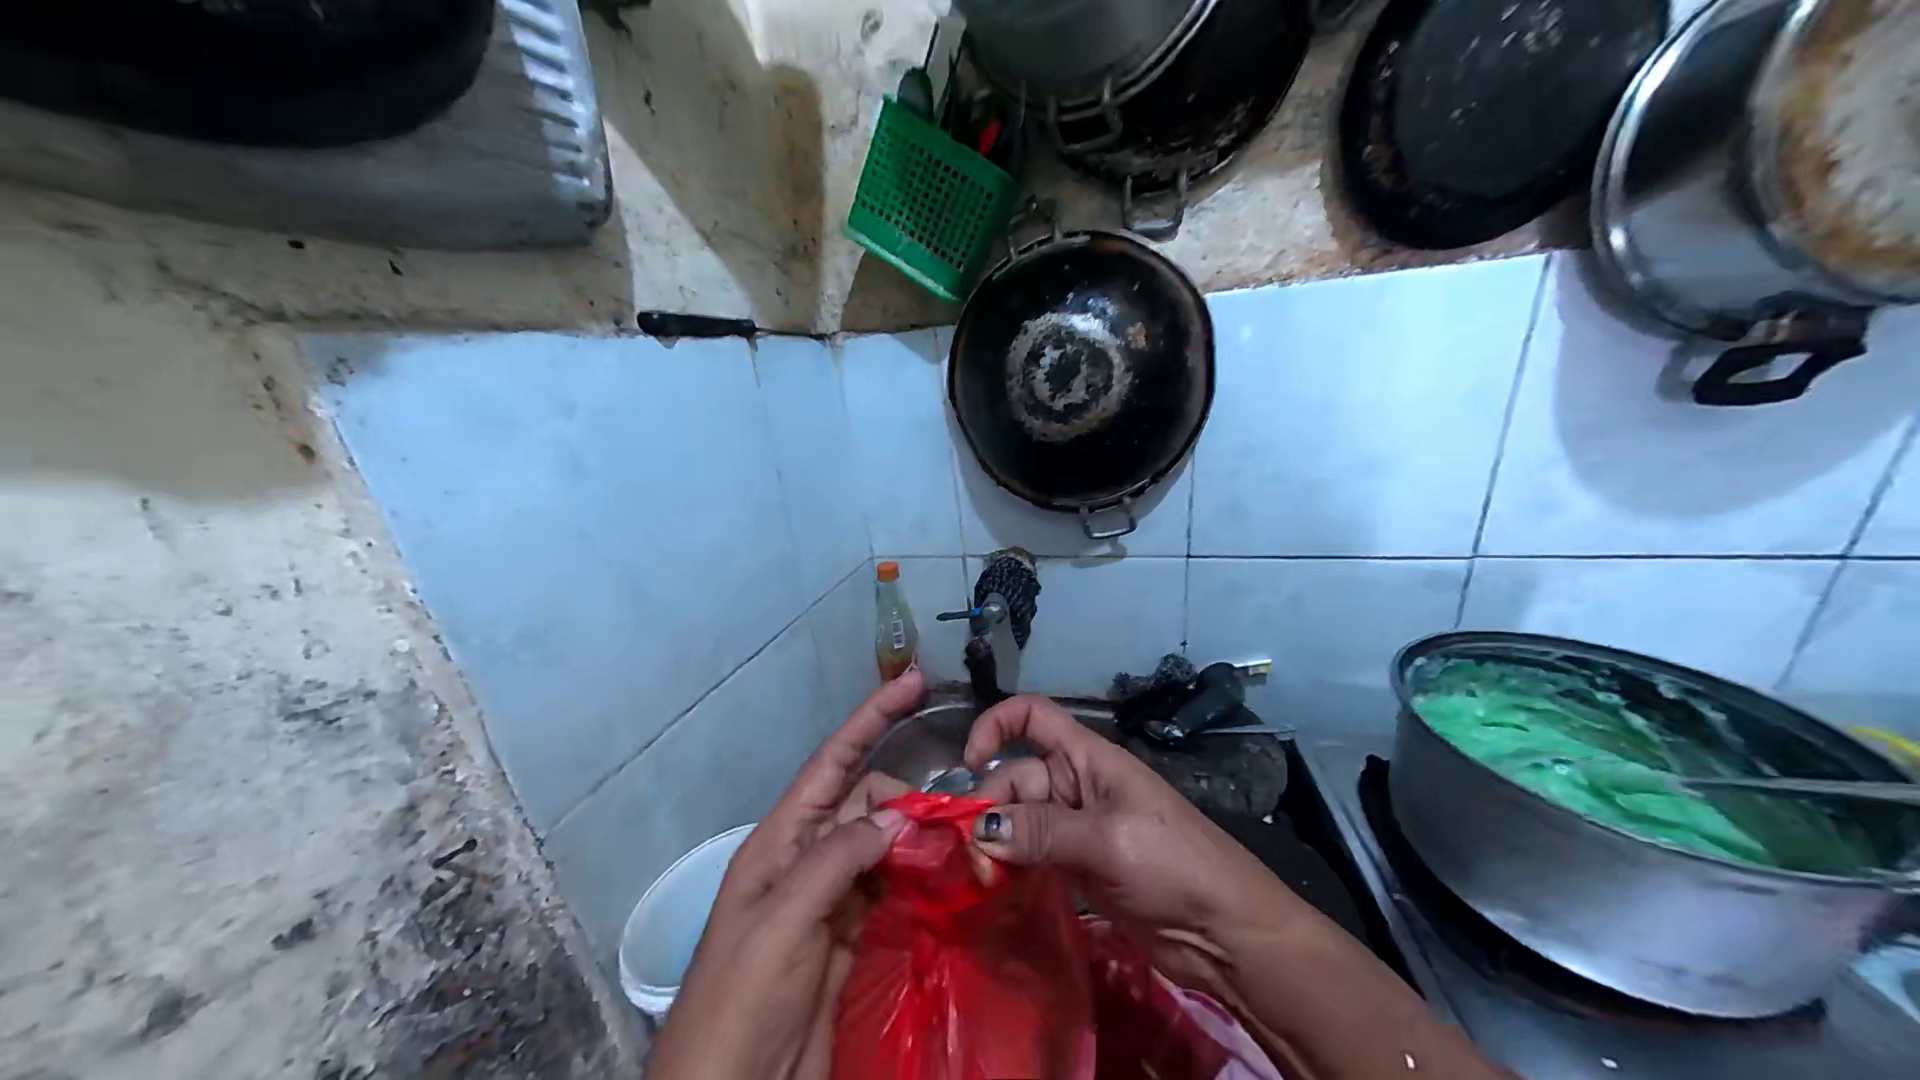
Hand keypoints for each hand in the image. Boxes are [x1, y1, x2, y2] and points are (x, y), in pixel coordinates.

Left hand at [648, 673, 919, 1079]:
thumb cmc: (742, 998)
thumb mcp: (783, 919)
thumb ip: (839, 858)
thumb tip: (897, 815)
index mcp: (780, 839)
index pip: (833, 762)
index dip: (871, 718)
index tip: (912, 683)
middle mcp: (807, 856)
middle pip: (866, 801)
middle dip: (907, 797)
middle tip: (952, 819)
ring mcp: (832, 895)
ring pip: (884, 841)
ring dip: (919, 835)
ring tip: (959, 842)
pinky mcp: (853, 931)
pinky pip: (892, 884)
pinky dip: (918, 874)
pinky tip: (945, 877)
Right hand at [965, 695, 1301, 948]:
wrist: (1226, 932)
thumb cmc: (1174, 864)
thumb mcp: (1107, 840)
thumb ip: (1041, 832)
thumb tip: (978, 829)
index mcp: (1088, 758)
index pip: (1034, 716)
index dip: (996, 724)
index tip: (968, 762)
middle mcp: (1077, 785)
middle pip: (1016, 777)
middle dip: (990, 807)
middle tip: (968, 855)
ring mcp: (1076, 827)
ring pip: (1020, 819)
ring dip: (996, 842)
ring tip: (976, 877)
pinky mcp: (1077, 865)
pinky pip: (1032, 853)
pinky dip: (1011, 865)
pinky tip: (993, 887)